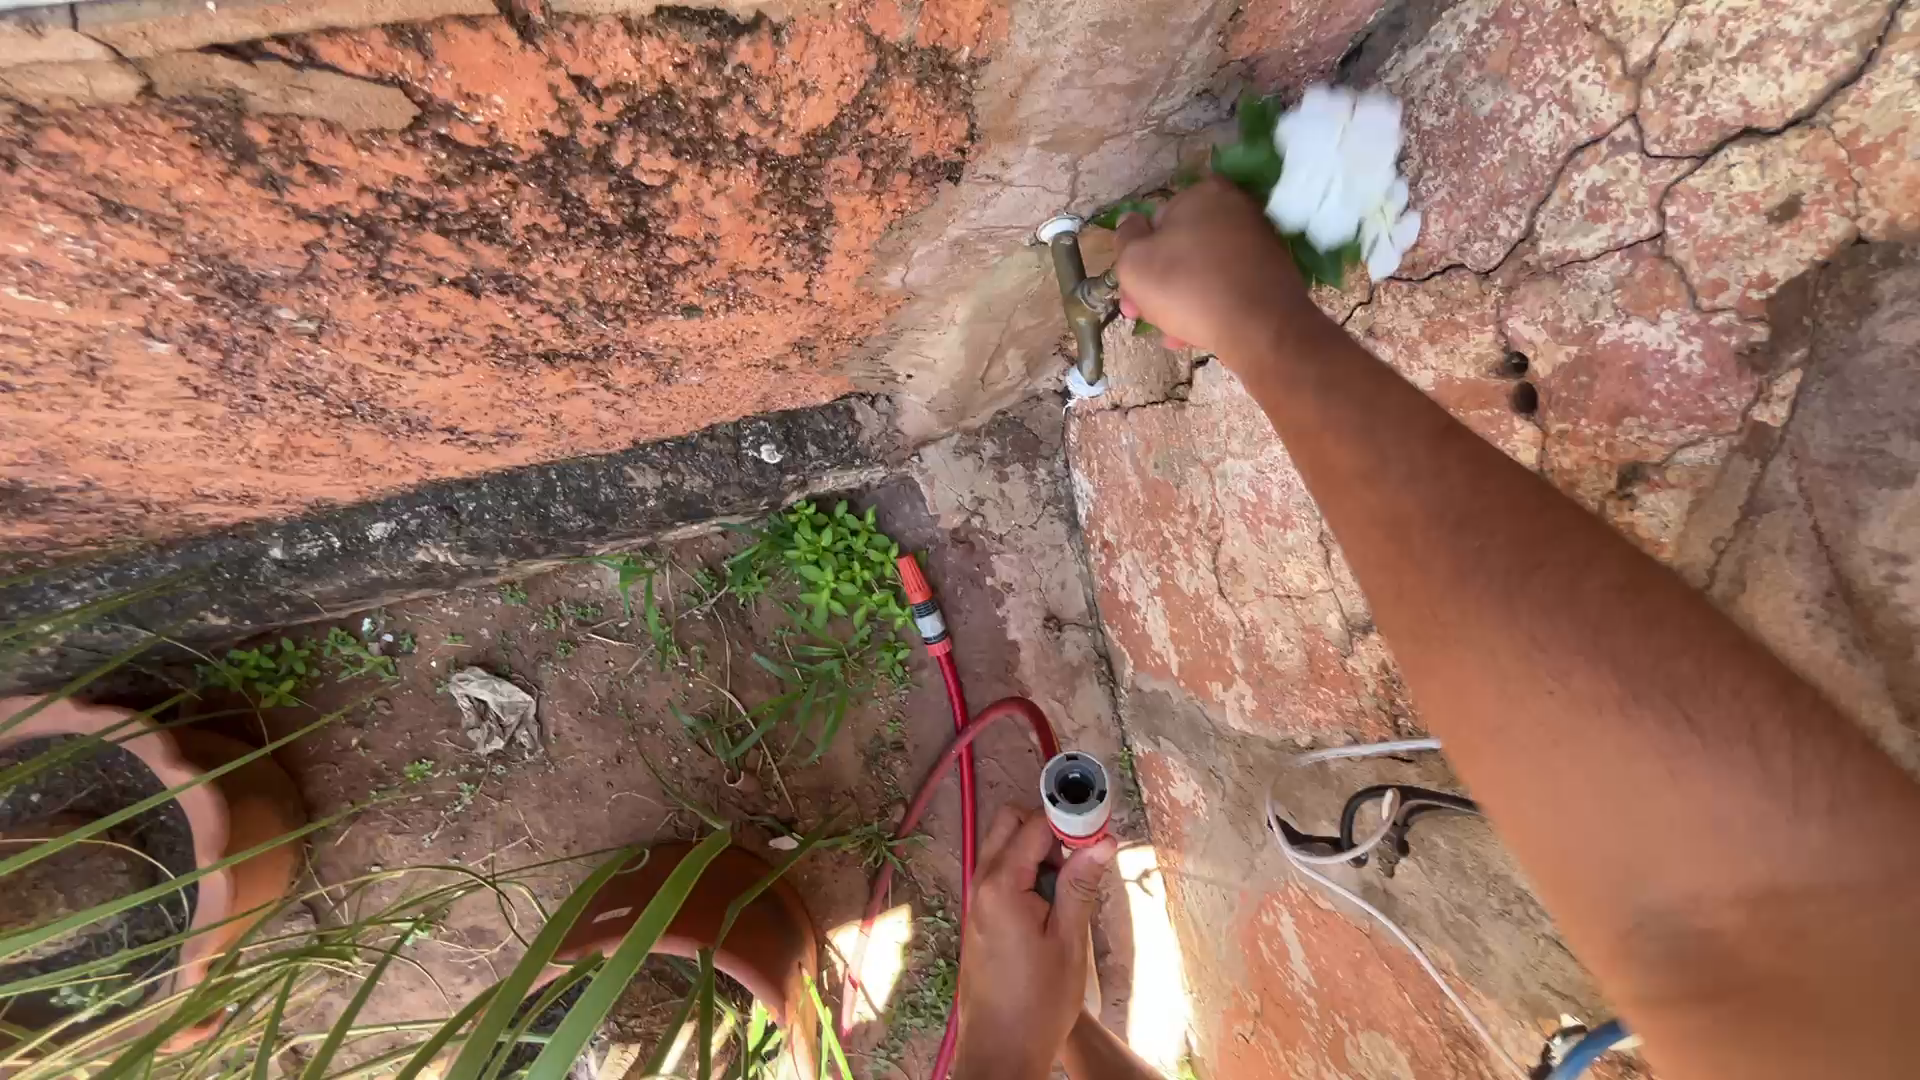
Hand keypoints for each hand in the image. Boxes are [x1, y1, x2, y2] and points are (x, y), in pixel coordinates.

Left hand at [953, 805, 1117, 1079]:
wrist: (999, 1052)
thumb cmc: (1037, 1004)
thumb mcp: (1069, 942)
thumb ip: (1081, 884)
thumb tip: (1102, 841)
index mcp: (1001, 884)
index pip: (1035, 825)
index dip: (1069, 822)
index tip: (1097, 831)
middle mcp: (981, 881)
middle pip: (1010, 822)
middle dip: (1047, 827)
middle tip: (1079, 857)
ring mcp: (976, 896)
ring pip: (1004, 844)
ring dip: (1036, 848)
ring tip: (1069, 885)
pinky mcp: (979, 912)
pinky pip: (1000, 869)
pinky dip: (1025, 869)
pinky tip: (1051, 902)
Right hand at [1113, 176, 1328, 366]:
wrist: (1258, 325)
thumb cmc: (1187, 288)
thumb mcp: (1134, 263)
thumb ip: (1125, 238)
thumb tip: (1130, 223)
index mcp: (1201, 194)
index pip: (1154, 225)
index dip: (1136, 263)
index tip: (1131, 296)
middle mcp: (1234, 208)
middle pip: (1178, 251)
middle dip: (1157, 287)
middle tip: (1146, 317)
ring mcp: (1257, 240)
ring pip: (1200, 273)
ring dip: (1179, 303)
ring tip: (1172, 334)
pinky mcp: (1270, 271)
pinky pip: (1226, 286)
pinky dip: (1208, 306)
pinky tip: (1196, 333)